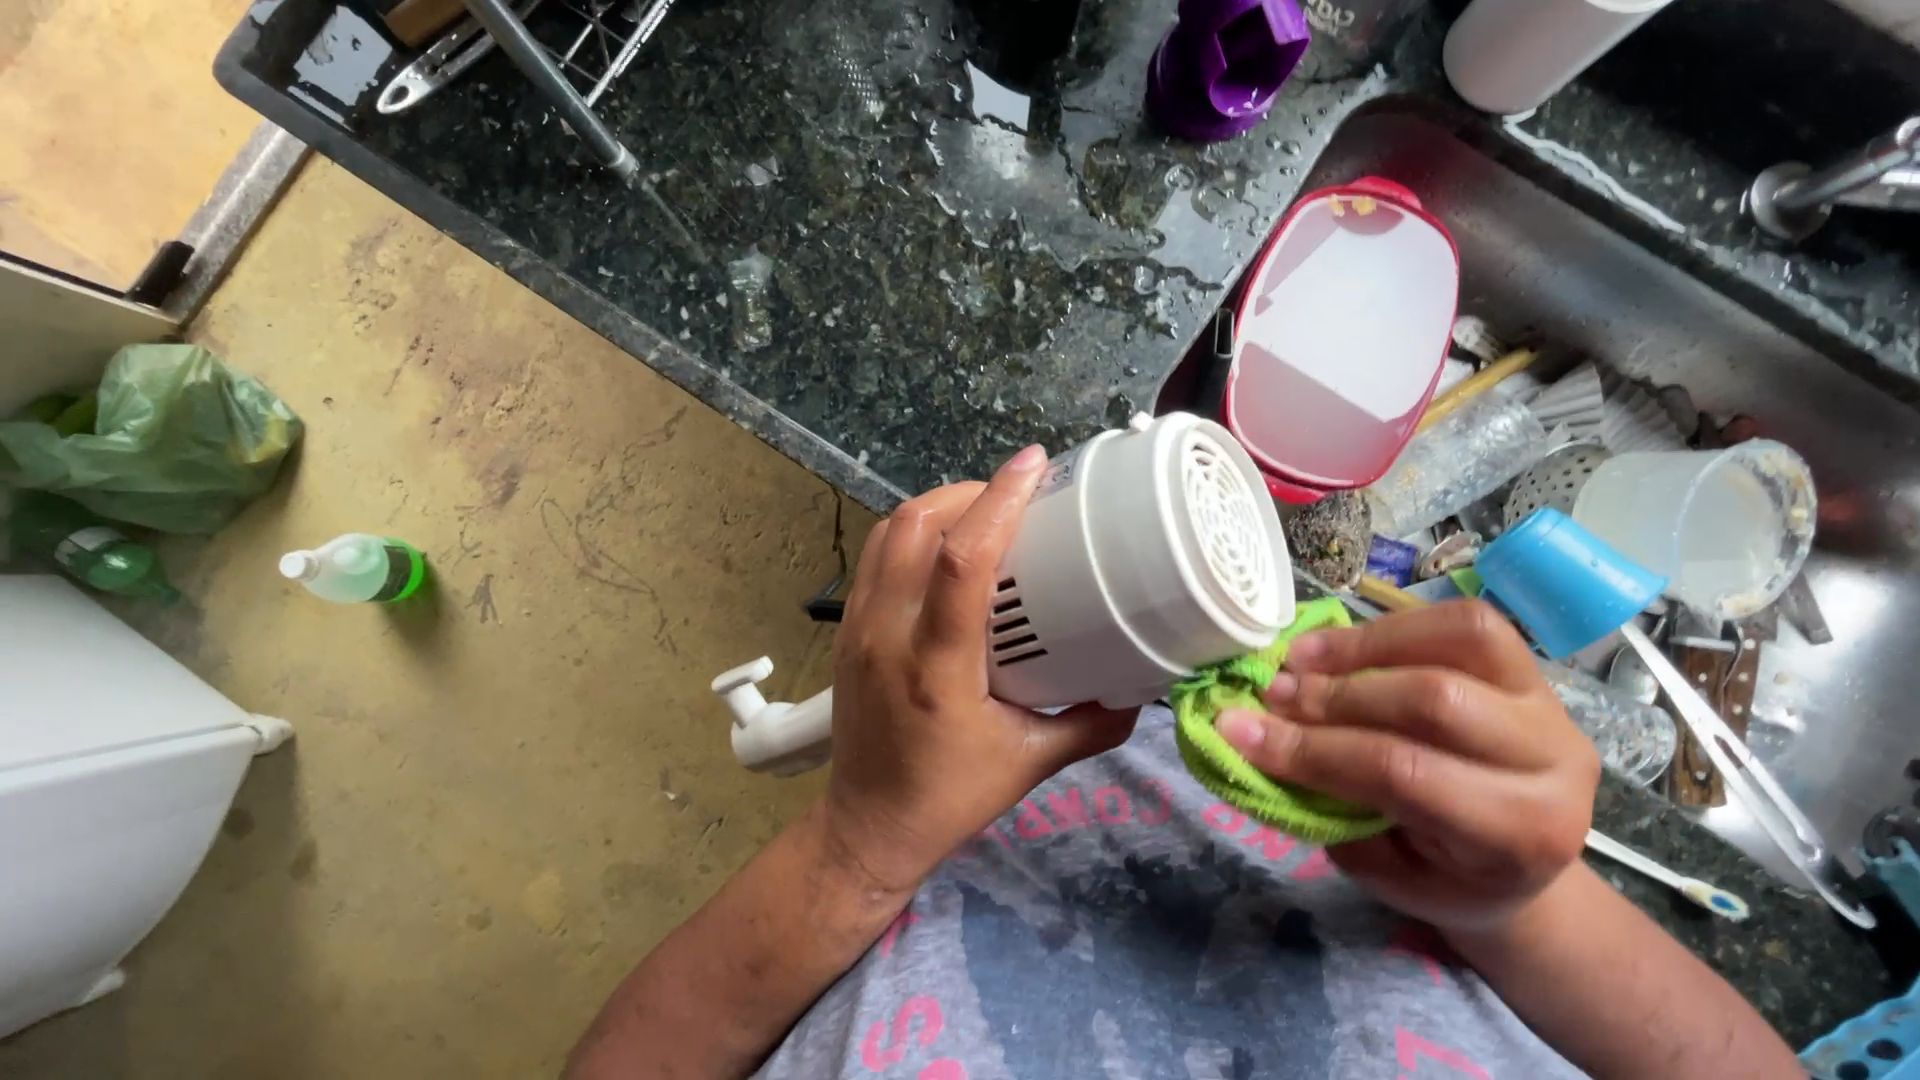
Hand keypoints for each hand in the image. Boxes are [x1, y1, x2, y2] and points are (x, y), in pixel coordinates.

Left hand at [824, 446, 1135, 893]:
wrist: (866, 829)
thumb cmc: (949, 799)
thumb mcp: (1031, 763)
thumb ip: (1091, 723)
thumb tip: (1140, 686)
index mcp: (936, 668)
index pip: (961, 561)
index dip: (998, 501)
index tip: (1033, 465)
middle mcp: (888, 635)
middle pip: (914, 526)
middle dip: (966, 492)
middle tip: (1015, 493)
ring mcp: (858, 629)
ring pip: (887, 534)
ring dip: (935, 507)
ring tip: (982, 511)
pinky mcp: (847, 631)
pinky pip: (874, 558)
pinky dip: (910, 533)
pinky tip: (945, 547)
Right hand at [1215, 600, 1598, 932]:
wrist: (1519, 865)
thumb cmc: (1441, 876)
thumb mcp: (1380, 867)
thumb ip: (1323, 805)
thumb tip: (1251, 735)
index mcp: (1516, 834)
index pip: (1402, 773)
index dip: (1311, 748)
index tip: (1238, 730)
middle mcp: (1553, 763)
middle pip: (1432, 700)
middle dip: (1334, 695)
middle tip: (1272, 695)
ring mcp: (1549, 706)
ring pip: (1461, 641)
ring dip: (1364, 646)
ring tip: (1301, 659)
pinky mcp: (1531, 671)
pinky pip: (1465, 623)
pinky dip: (1392, 626)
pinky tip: (1341, 646)